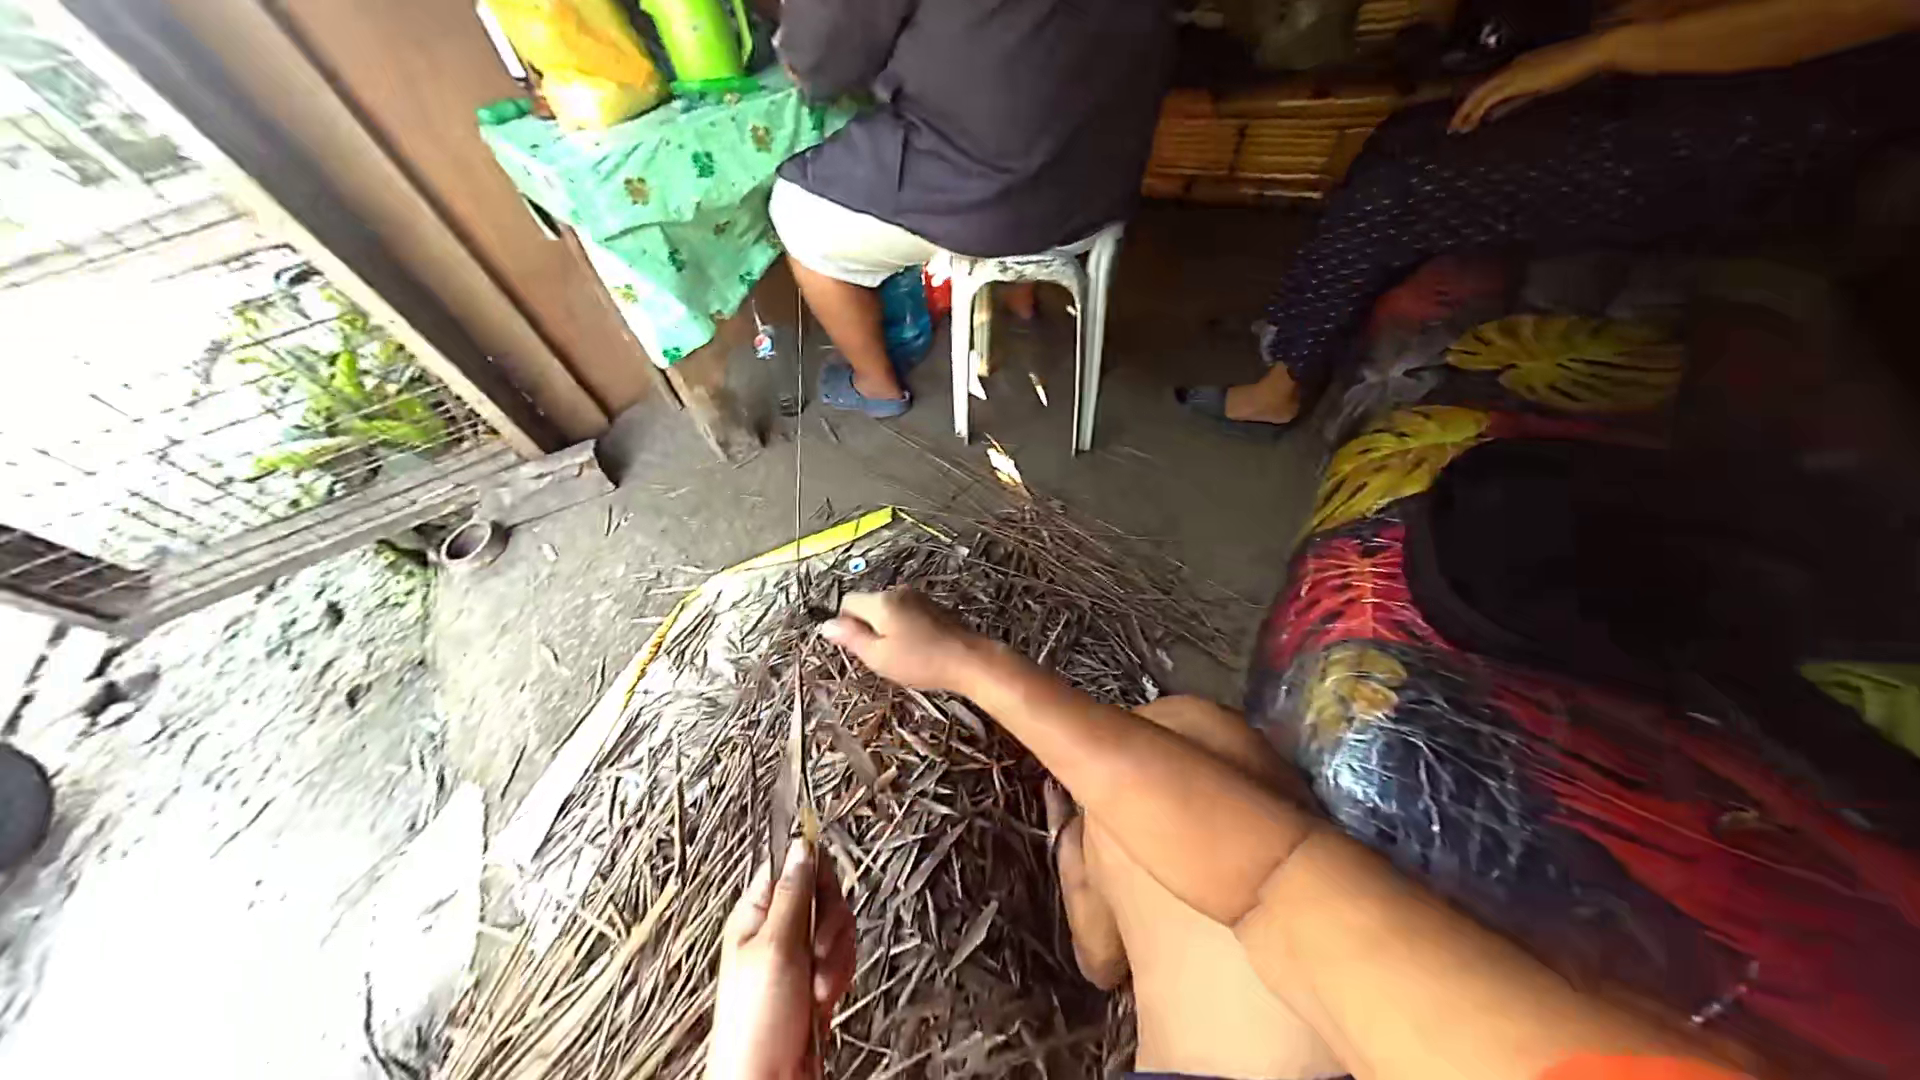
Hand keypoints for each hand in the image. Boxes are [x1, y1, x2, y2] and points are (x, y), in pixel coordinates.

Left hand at [707, 839, 856, 1079]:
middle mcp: (778, 930)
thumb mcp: (776, 946)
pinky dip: (839, 974)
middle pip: (821, 893)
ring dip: (835, 954)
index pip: (791, 865)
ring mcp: (798, 956)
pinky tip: (824, 996)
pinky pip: (842, 956)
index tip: (823, 888)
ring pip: (837, 925)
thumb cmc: (755, 1024)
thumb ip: (794, 893)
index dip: (813, 872)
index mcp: (757, 914)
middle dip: (829, 921)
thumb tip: (801, 845)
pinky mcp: (816, 978)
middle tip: (817, 945)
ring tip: (817, 981)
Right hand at [819, 589, 993, 692]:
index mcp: (880, 601)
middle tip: (879, 654)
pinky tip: (915, 647)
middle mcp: (897, 591)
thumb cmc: (920, 661)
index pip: (847, 601)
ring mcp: (917, 597)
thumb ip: (850, 637)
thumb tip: (825, 625)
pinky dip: (903, 627)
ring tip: (899, 653)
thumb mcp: (878, 656)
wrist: (968, 659)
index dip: (845, 623)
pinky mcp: (932, 606)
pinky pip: (905, 612)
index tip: (857, 647)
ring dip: (885, 628)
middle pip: (868, 604)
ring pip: (887, 609)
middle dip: (866, 626)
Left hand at [1449, 34, 1616, 132]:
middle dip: (1464, 110)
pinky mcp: (1516, 78)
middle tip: (1453, 126)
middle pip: (1481, 90)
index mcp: (1520, 65)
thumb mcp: (1540, 86)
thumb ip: (1518, 99)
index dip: (1475, 103)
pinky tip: (1468, 122)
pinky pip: (1487, 97)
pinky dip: (1474, 111)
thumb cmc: (1575, 65)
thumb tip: (1500, 111)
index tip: (1466, 118)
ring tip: (1456, 128)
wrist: (1593, 49)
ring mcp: (1514, 71)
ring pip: (1480, 94)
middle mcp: (1513, 66)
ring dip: (1465, 112)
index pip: (1490, 86)